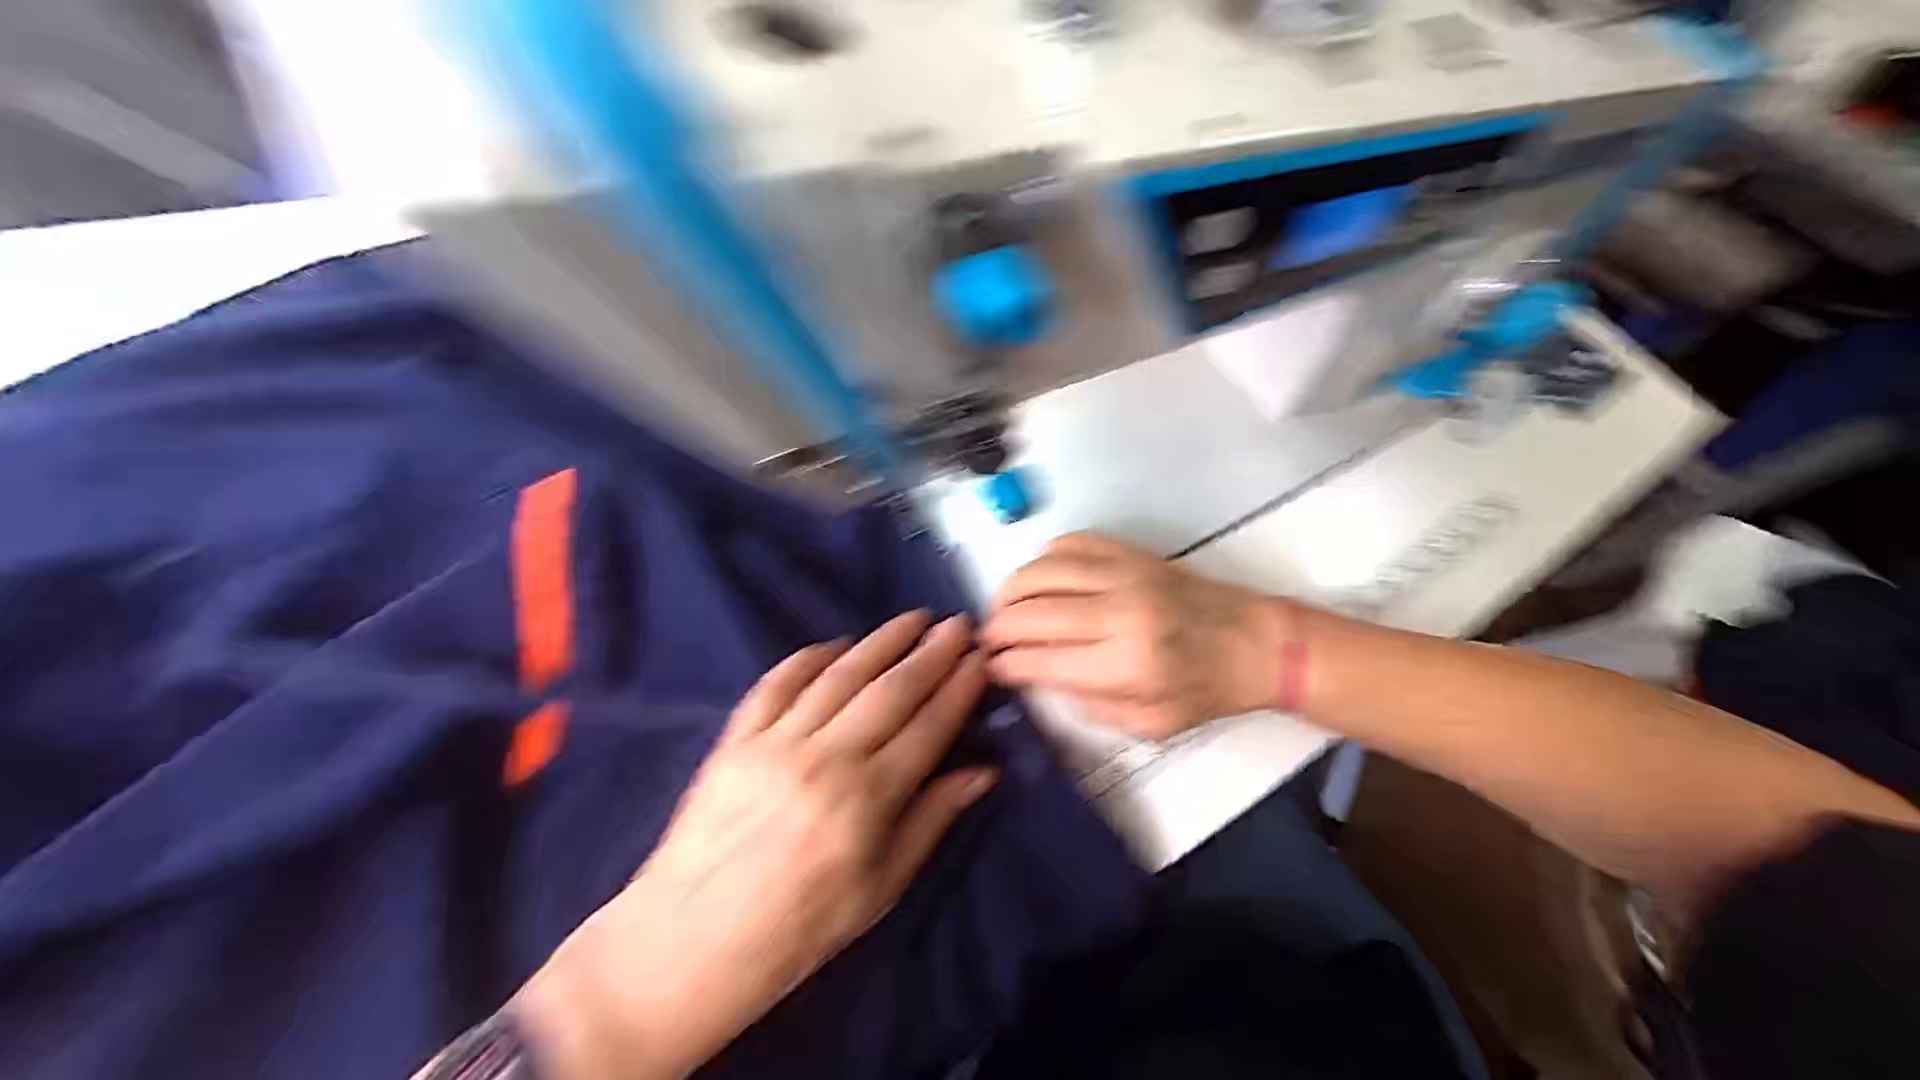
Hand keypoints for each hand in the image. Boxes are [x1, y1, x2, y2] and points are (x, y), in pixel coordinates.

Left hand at [512, 611, 994, 1079]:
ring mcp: (776, 742)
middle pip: (892, 690)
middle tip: (959, 624)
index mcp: (867, 800)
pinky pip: (778, 683)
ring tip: (913, 619)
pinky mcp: (736, 739)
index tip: (981, 658)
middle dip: (932, 652)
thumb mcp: (881, 889)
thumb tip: (984, 770)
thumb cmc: (800, 928)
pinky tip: (837, 645)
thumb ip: (932, 820)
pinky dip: (810, 657)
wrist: (690, 943)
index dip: (960, 687)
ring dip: (882, 642)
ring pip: (841, 675)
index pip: (929, 726)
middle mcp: (825, 758)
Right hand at [982, 532, 1288, 739]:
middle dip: (998, 626)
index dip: (1006, 664)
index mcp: (1126, 663)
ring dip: (1011, 588)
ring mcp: (1125, 573)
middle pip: (1033, 611)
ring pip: (1043, 569)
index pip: (1042, 659)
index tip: (990, 667)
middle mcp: (1120, 611)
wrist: (1256, 642)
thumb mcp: (1151, 724)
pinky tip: (1038, 577)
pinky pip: (1071, 542)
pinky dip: (1044, 558)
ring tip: (1002, 607)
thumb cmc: (1206, 690)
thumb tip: (1041, 677)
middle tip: (986, 638)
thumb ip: (1090, 706)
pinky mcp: (1131, 552)